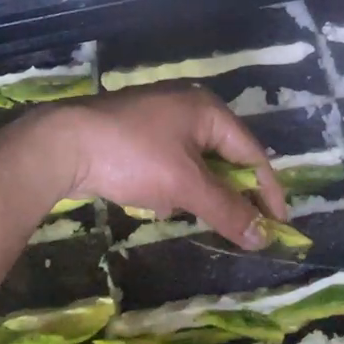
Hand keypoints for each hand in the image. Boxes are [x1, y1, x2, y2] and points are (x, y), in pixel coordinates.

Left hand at [21, 84, 289, 248]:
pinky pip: (170, 162)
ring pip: (196, 162)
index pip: (252, 152)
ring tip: (193, 214)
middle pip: (225, 156)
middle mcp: (188, 106)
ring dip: (198, 191)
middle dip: (230, 193)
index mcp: (208, 109)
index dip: (268, 191)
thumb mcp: (185, 185)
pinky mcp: (137, 133)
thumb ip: (227, 210)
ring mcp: (160, 117)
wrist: (64, 143)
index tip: (280, 226)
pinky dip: (172, 185)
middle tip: (242, 227)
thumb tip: (264, 237)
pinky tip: (158, 203)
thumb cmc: (133, 156)